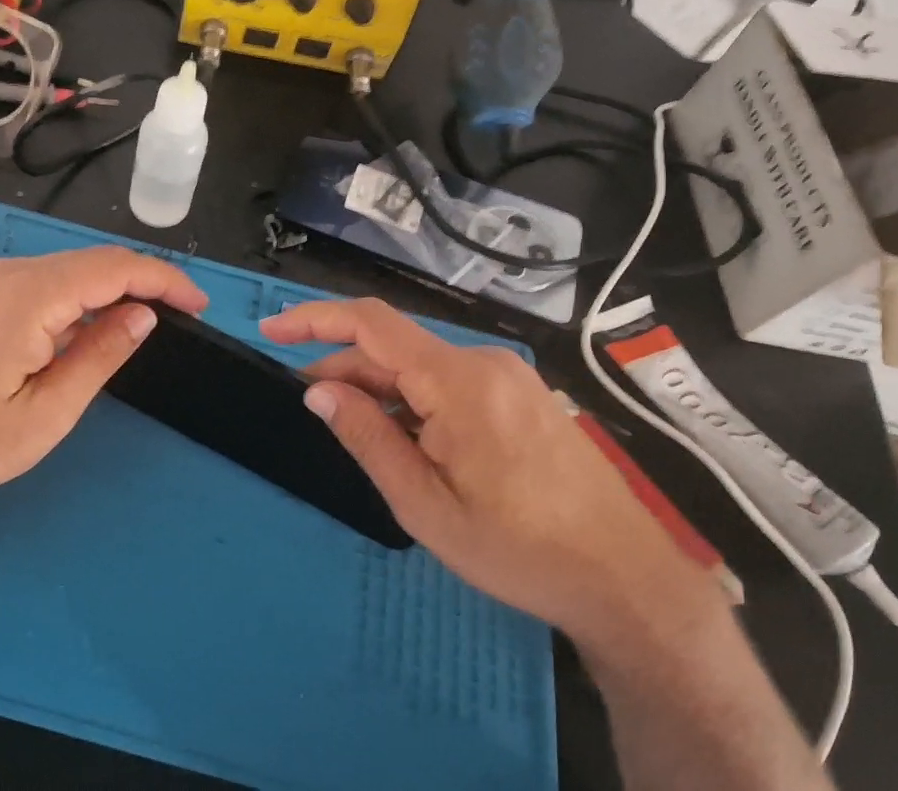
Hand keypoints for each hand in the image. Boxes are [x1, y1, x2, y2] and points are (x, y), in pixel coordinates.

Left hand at [0, 246, 207, 506]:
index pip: (112, 269)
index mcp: (27, 297)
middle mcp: (12, 273)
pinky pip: (55, 282)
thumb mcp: (49, 412)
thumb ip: (100, 356)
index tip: (199, 305)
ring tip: (159, 319)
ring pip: (77, 268)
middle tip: (188, 314)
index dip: (162, 281)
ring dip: (121, 288)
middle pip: (96, 261)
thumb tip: (144, 316)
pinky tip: (109, 322)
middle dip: (147, 281)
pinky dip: (91, 296)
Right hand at [261, 298, 719, 648]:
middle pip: (395, 348)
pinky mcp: (524, 398)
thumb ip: (367, 438)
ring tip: (356, 434)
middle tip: (310, 412)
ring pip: (423, 367)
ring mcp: (510, 378)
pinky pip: (452, 383)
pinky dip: (415, 401)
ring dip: (380, 390)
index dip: (314, 319)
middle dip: (344, 370)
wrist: (626, 578)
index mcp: (458, 381)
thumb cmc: (518, 549)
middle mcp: (485, 363)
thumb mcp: (424, 504)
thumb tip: (318, 392)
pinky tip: (407, 440)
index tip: (271, 330)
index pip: (371, 324)